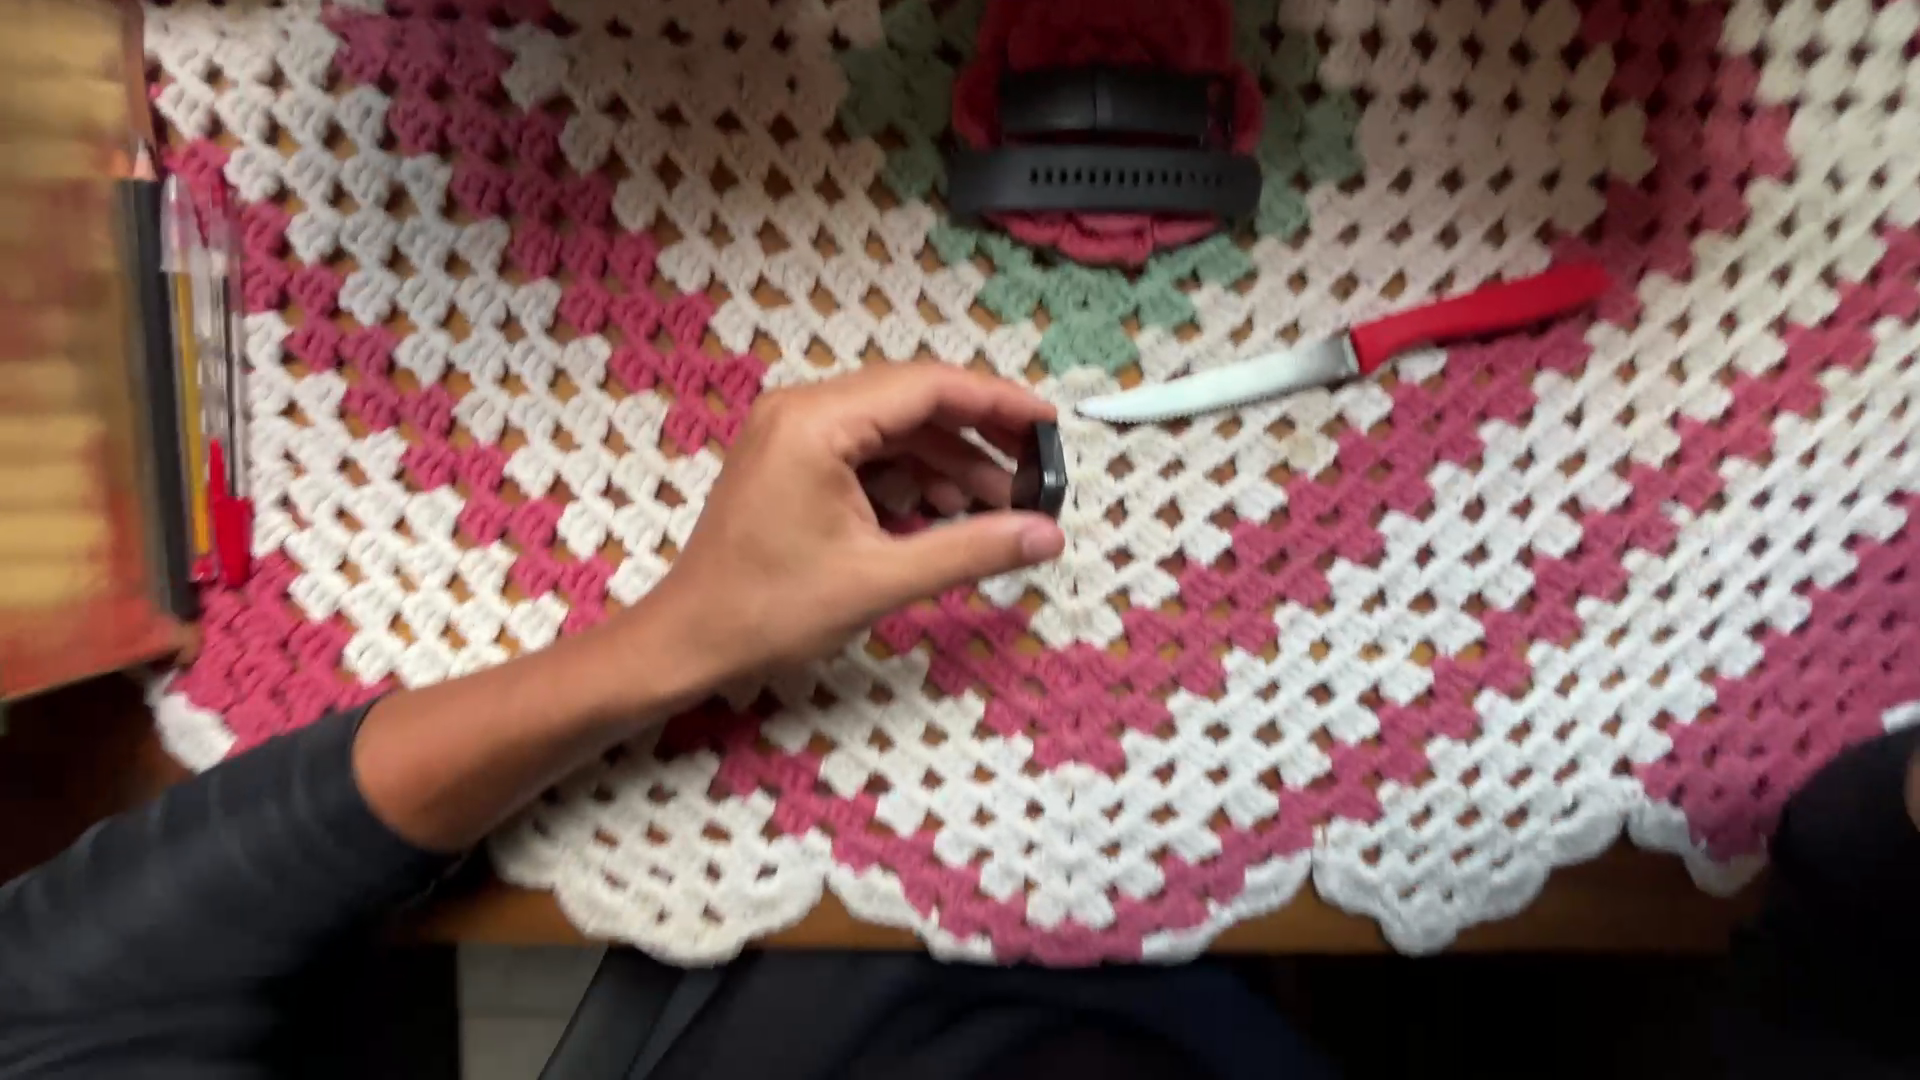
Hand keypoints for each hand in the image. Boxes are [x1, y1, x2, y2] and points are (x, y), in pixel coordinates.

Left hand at [636, 362, 1066, 686]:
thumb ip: (972, 551)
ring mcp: (795, 431)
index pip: (928, 388)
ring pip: (895, 428)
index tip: (1050, 424)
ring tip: (998, 505)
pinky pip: (869, 451)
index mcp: (818, 422)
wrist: (689, 641)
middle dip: (979, 435)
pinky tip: (944, 509)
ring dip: (949, 462)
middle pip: (914, 401)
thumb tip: (1049, 536)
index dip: (998, 402)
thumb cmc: (774, 611)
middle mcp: (804, 408)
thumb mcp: (881, 581)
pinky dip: (912, 477)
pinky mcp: (795, 457)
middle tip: (1034, 468)